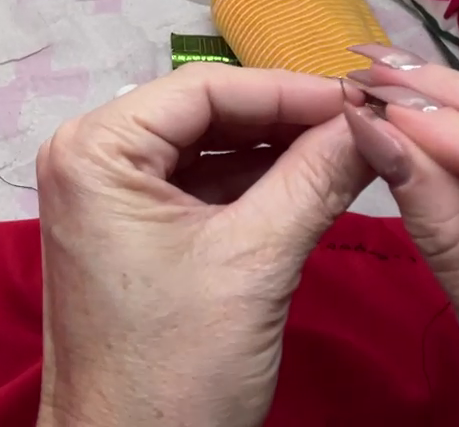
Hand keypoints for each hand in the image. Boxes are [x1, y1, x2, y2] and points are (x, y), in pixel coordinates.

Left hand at [35, 64, 372, 426]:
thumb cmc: (177, 368)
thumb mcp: (254, 264)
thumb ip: (314, 180)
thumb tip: (369, 121)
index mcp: (95, 146)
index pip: (201, 89)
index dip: (284, 89)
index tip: (355, 96)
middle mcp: (89, 153)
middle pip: (201, 113)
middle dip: (281, 118)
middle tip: (358, 120)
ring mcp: (105, 188)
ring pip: (202, 146)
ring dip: (272, 148)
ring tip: (347, 143)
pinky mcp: (127, 223)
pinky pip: (195, 183)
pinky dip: (250, 182)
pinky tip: (310, 176)